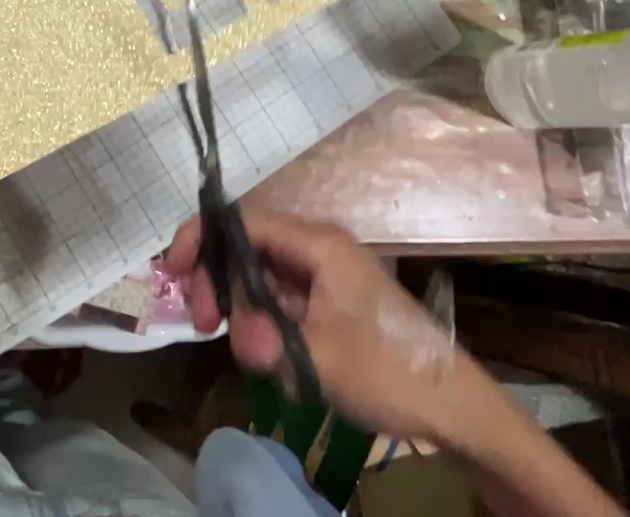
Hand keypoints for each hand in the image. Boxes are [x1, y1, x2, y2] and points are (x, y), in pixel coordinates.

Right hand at [166, 210, 483, 443]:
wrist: (456, 407)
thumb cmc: (391, 371)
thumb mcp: (319, 358)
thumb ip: (265, 340)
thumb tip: (236, 340)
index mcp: (317, 244)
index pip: (242, 222)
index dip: (201, 239)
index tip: (173, 271)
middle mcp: (316, 248)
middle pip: (245, 248)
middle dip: (216, 282)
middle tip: (202, 325)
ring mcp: (322, 274)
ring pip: (258, 275)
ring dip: (238, 306)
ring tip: (242, 348)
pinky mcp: (325, 299)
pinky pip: (276, 296)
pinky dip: (257, 317)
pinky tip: (260, 350)